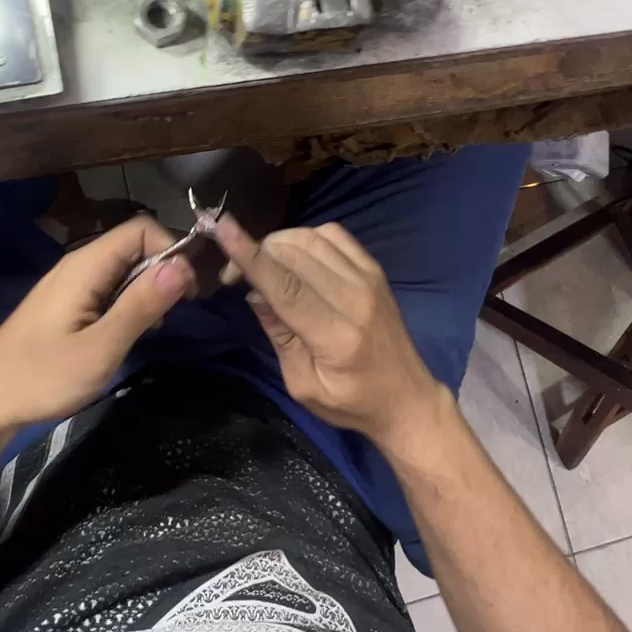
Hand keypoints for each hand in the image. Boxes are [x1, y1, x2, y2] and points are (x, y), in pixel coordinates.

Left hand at [0, 215, 191, 439]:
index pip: (141, 228)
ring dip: (149, 289)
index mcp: (85, 266)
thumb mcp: (99, 349)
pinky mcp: (68, 303)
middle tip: (179, 311)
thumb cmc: (41, 378)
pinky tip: (131, 333)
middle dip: (165, 270)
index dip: (172, 250)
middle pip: (135, 245)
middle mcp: (78, 265)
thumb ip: (140, 306)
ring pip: (124, 267)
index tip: (189, 291)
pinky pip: (109, 287)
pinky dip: (130, 302)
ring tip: (156, 326)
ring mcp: (71, 283)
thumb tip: (182, 266)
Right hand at [214, 217, 445, 446]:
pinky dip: (306, 237)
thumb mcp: (304, 385)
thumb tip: (255, 293)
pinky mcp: (375, 269)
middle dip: (256, 253)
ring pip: (310, 238)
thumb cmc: (352, 402)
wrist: (408, 398)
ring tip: (263, 264)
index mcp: (336, 336)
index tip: (223, 229)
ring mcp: (368, 279)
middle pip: (293, 254)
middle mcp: (355, 299)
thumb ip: (280, 336)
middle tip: (234, 276)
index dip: (250, 256)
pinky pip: (333, 235)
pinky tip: (294, 256)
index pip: (285, 285)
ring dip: (277, 243)